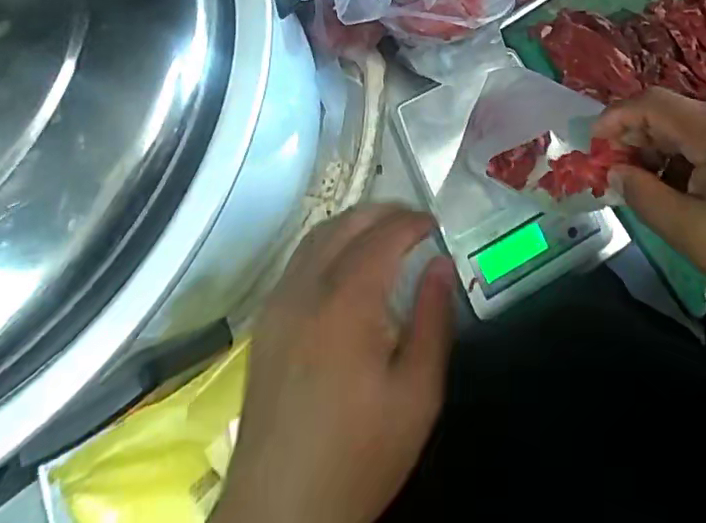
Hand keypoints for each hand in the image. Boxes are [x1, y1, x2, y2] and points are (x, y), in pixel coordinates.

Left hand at [214, 206, 455, 522]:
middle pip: (345, 224)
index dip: (413, 222)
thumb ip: (433, 320)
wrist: (280, 509)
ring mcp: (278, 304)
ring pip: (317, 237)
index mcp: (346, 302)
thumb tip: (440, 264)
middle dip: (384, 213)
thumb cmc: (359, 454)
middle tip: (416, 222)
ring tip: (386, 235)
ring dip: (354, 224)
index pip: (383, 236)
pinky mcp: (265, 322)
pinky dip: (329, 244)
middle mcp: (305, 289)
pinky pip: (298, 260)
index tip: (436, 224)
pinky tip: (347, 265)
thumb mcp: (417, 394)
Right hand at [596, 89, 705, 331]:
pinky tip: (674, 194)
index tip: (590, 152)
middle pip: (666, 113)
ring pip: (684, 129)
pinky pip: (705, 143)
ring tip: (639, 191)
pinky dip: (680, 161)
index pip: (648, 103)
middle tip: (609, 176)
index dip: (612, 121)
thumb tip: (615, 173)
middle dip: (631, 140)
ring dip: (655, 154)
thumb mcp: (689, 230)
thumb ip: (642, 195)